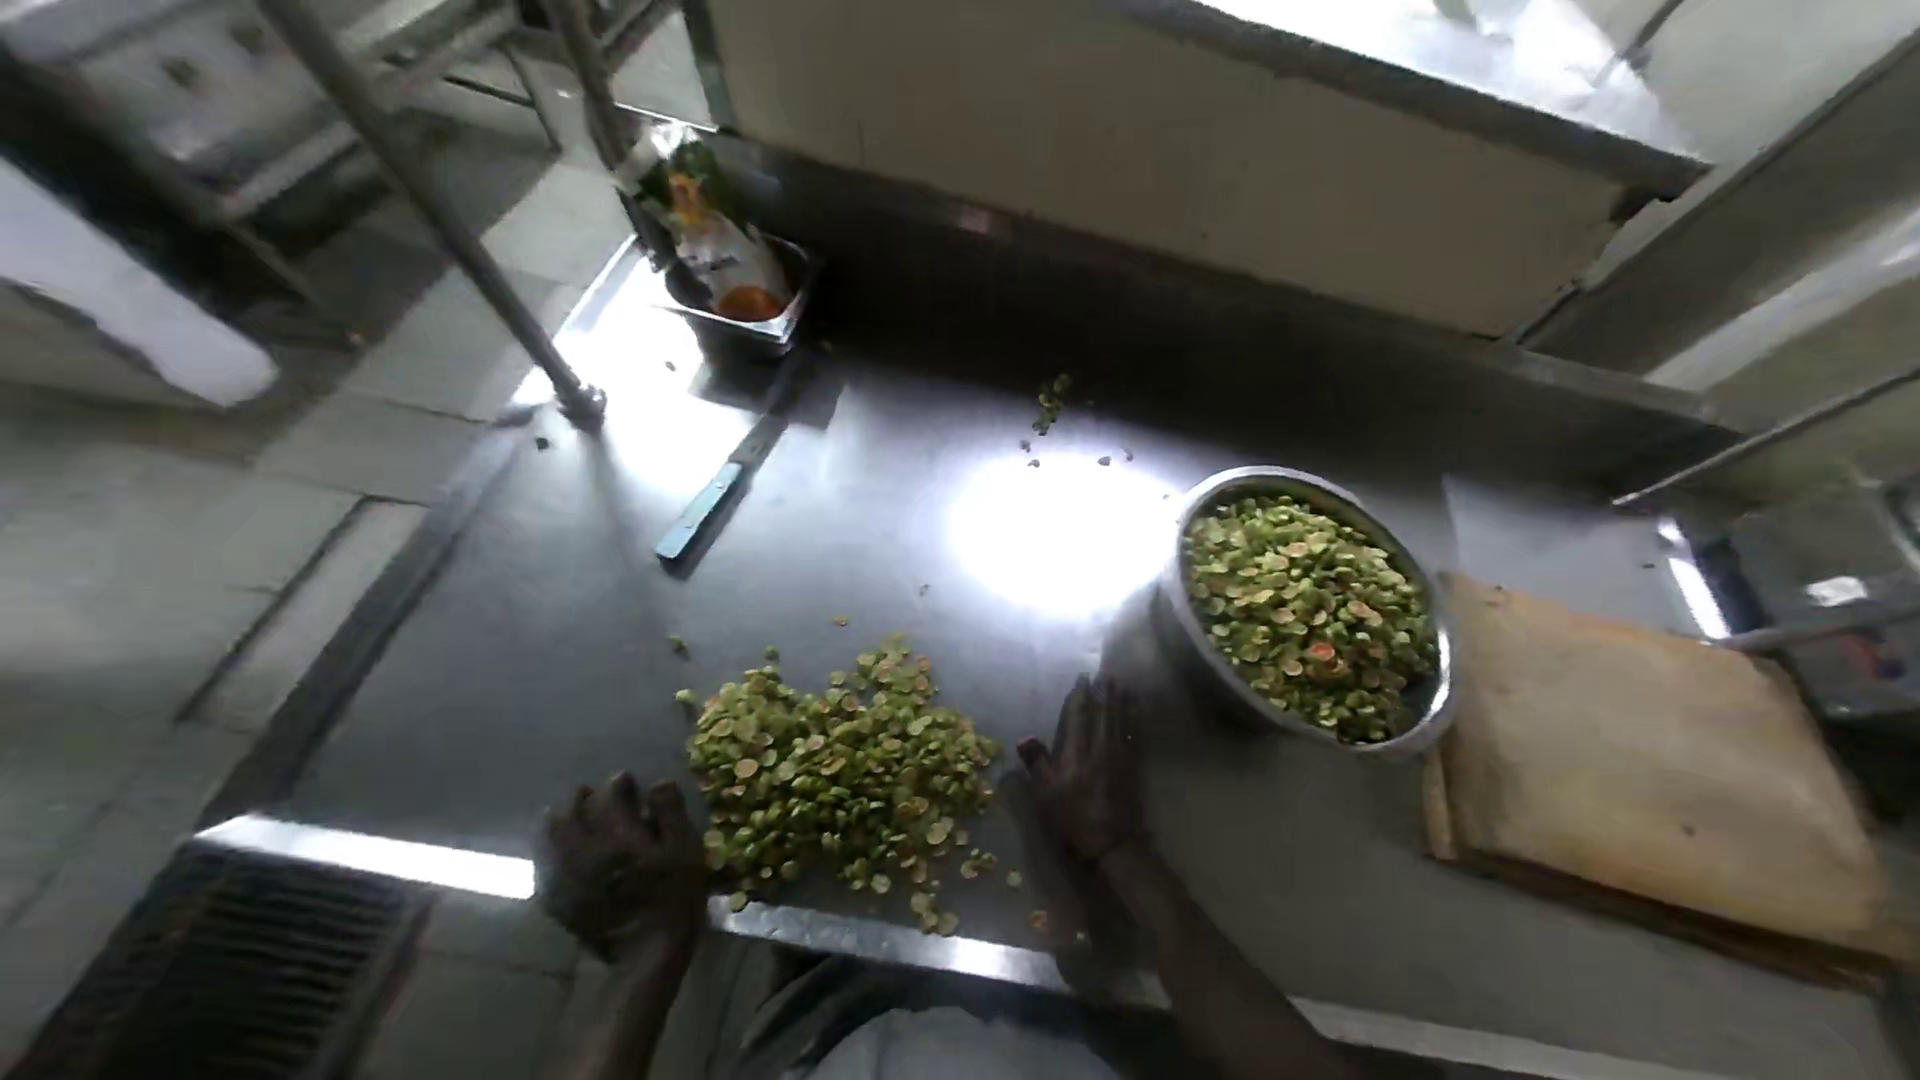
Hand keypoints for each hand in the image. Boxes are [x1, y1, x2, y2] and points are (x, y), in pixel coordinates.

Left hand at [536, 774, 705, 960]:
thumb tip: (658, 783)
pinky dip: (549, 851)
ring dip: (559, 821)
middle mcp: (585, 853)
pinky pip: (544, 867)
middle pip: (571, 814)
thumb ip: (670, 813)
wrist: (646, 955)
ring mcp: (566, 879)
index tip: (626, 779)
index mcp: (618, 837)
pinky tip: (558, 851)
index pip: (610, 797)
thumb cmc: (674, 897)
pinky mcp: (559, 902)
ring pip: (551, 838)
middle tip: (592, 793)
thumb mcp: (686, 850)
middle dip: (581, 799)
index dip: (618, 784)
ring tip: (569, 814)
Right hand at [1017, 673, 1146, 864]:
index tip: (1083, 678)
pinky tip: (1137, 711)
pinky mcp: (1134, 767)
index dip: (1081, 695)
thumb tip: (1024, 738)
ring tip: (1122, 684)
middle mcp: (1101, 748)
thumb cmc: (1075, 818)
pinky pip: (1136, 735)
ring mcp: (1121, 756)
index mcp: (1077, 753)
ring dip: (1121, 700)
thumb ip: (1037, 764)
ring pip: (1122, 720)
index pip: (1079, 716)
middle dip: (1105, 692)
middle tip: (1106, 674)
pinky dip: (1136, 719)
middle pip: (1104, 713)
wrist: (1113, 843)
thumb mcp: (1047, 794)